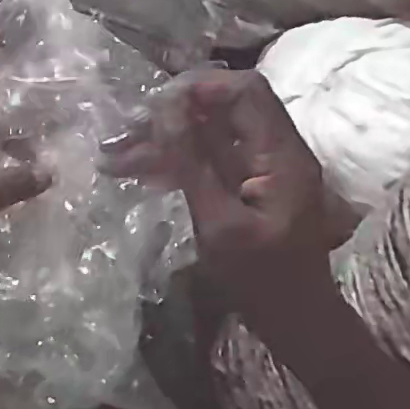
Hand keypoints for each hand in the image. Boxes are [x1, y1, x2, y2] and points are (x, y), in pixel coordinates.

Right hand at [110, 71, 353, 303]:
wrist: (295, 321)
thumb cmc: (262, 281)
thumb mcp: (220, 223)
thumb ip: (193, 163)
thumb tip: (167, 108)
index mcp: (281, 154)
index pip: (245, 92)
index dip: (199, 87)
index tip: (153, 105)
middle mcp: (276, 150)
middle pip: (222, 109)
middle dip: (169, 117)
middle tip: (124, 134)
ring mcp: (262, 167)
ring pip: (208, 135)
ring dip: (164, 142)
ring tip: (114, 159)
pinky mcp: (248, 183)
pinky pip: (209, 158)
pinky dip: (175, 162)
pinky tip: (138, 173)